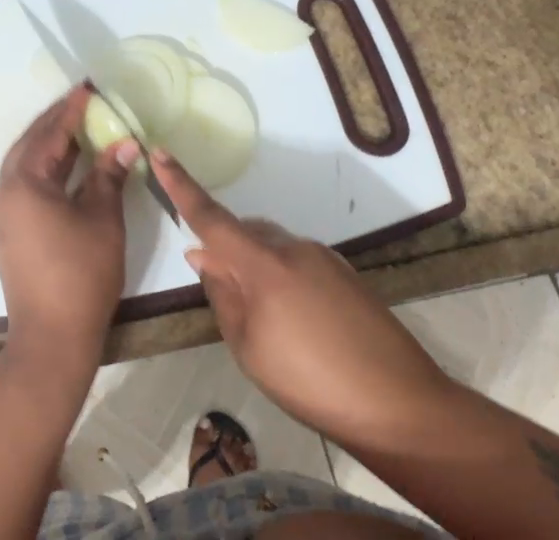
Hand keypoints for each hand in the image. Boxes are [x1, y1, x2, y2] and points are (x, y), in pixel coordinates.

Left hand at [0, 85, 136, 361]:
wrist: (51, 336)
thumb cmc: (81, 273)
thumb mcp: (102, 219)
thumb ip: (109, 175)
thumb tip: (124, 143)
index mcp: (23, 183)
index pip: (49, 134)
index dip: (71, 109)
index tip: (89, 87)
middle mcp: (5, 192)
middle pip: (30, 144)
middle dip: (57, 122)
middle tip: (84, 102)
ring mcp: (4, 213)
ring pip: (26, 165)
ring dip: (52, 145)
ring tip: (81, 126)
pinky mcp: (10, 230)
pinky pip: (27, 185)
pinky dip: (48, 169)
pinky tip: (71, 166)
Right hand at [154, 150, 456, 444]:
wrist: (400, 404)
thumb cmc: (309, 380)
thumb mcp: (248, 345)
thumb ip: (222, 293)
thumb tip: (202, 254)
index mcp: (263, 264)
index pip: (210, 217)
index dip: (181, 186)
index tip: (158, 153)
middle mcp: (294, 249)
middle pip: (244, 231)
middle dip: (223, 246)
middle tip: (217, 288)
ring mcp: (325, 259)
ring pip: (272, 246)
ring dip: (254, 265)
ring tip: (261, 318)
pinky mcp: (345, 276)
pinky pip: (296, 261)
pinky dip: (279, 276)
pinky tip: (293, 322)